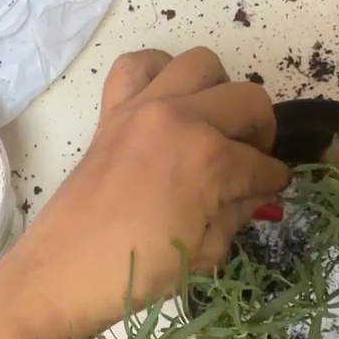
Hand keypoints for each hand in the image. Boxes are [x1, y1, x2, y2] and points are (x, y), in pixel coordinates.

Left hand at [0, 48, 285, 338]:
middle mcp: (181, 118)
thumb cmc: (138, 273)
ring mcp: (144, 108)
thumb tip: (255, 193)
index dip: (274, 181)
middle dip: (261, 132)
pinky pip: (138, 65)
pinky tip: (166, 102)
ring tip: (213, 126)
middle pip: (247, 100)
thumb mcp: (205, 254)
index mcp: (210, 159)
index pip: (262, 163)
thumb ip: (236, 214)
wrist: (65, 274)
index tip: (272, 191)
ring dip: (220, 91)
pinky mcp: (112, 111)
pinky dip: (158, 71)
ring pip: (202, 64)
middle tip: (251, 162)